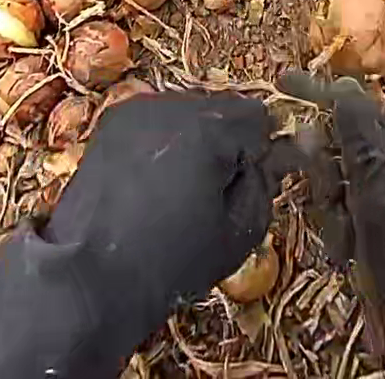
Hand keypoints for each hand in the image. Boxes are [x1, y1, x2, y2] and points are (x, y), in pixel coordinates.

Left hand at [44, 91, 279, 312]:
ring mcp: (142, 106)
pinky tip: (152, 174)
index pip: (259, 117)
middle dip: (227, 141)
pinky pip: (162, 116)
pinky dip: (167, 137)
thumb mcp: (239, 230)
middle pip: (225, 109)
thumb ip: (269, 178)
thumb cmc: (172, 260)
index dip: (256, 152)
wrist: (87, 281)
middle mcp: (176, 103)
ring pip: (194, 109)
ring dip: (197, 137)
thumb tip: (297, 140)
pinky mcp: (117, 116)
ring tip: (177, 183)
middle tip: (210, 188)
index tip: (240, 184)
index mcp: (210, 127)